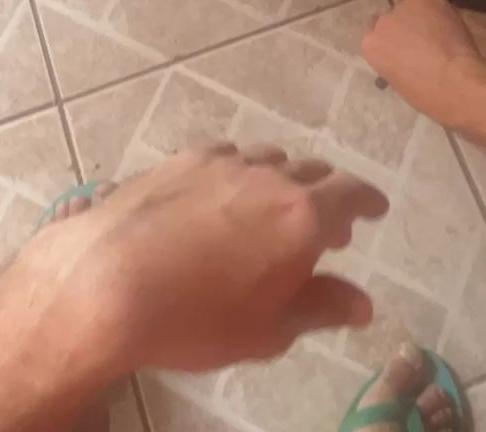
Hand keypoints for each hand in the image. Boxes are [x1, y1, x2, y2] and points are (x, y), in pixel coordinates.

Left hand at [11, 145, 388, 377]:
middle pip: (313, 173)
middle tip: (326, 229)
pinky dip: (240, 173)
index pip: (352, 194)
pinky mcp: (185, 157)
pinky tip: (225, 196)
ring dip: (283, 182)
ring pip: (270, 161)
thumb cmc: (196, 318)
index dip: (368, 200)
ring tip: (274, 211)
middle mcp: (269, 176)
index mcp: (303, 216)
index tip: (375, 208)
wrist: (110, 280)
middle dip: (327, 197)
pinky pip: (228, 157)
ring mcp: (225, 161)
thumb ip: (320, 306)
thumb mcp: (268, 328)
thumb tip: (361, 301)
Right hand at [362, 0, 485, 125]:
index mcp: (371, 48)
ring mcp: (400, 8)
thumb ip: (397, 64)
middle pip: (391, 17)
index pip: (375, 35)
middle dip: (405, 26)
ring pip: (410, 3)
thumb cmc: (429, 95)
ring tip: (442, 24)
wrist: (452, 84)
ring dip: (422, 11)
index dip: (392, 40)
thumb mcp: (402, 83)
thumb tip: (409, 61)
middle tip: (425, 38)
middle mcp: (380, 25)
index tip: (406, 48)